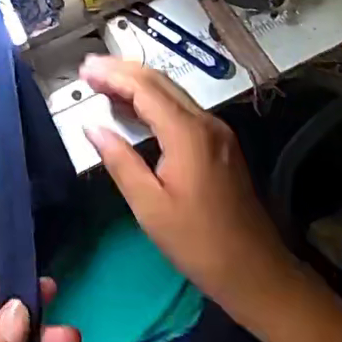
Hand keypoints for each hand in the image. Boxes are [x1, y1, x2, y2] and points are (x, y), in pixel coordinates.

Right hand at [80, 55, 310, 324]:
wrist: (256, 271)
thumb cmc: (200, 244)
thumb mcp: (150, 208)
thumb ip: (120, 162)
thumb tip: (93, 128)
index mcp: (188, 134)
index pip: (145, 88)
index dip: (112, 75)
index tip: (84, 70)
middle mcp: (206, 123)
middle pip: (160, 81)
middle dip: (122, 71)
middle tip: (89, 70)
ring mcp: (217, 131)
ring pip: (172, 92)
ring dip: (137, 83)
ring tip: (103, 83)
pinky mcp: (220, 143)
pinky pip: (181, 108)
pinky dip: (153, 101)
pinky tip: (134, 109)